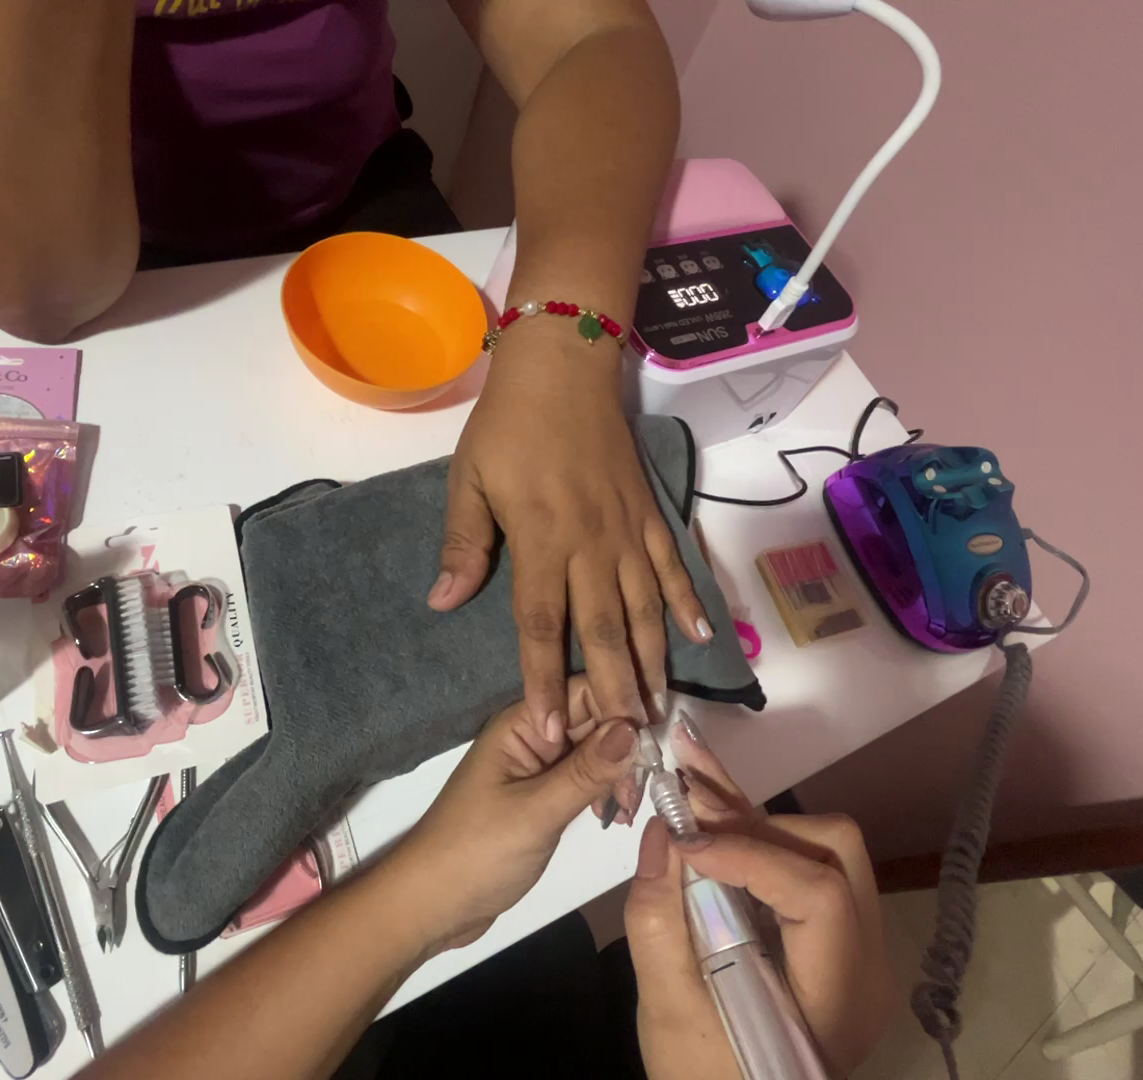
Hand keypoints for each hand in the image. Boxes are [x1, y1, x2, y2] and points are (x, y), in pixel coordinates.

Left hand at [380, 678, 638, 951]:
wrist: (432, 904)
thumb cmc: (476, 852)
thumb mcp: (536, 811)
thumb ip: (586, 770)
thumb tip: (635, 727)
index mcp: (523, 723)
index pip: (583, 691)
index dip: (623, 706)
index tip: (660, 739)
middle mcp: (532, 735)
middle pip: (592, 718)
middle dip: (627, 743)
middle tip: (657, 781)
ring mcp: (537, 766)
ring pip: (592, 750)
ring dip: (618, 770)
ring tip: (638, 804)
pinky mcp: (541, 795)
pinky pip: (582, 778)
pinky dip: (604, 790)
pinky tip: (619, 813)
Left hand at [430, 317, 711, 742]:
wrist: (563, 367)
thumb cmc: (507, 425)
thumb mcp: (469, 480)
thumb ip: (463, 543)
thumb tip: (444, 602)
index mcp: (540, 541)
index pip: (540, 625)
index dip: (544, 679)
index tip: (551, 729)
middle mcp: (590, 545)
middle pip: (602, 628)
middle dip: (612, 686)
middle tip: (628, 738)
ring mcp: (628, 530)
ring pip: (644, 606)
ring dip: (653, 659)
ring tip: (662, 705)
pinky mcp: (651, 512)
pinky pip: (672, 565)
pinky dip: (685, 602)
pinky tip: (699, 637)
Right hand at [624, 720, 895, 1077]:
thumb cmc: (706, 1078)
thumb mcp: (669, 1012)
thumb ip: (658, 922)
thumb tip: (660, 829)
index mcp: (842, 992)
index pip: (818, 893)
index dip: (748, 855)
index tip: (681, 843)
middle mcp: (866, 955)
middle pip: (831, 850)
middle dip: (753, 825)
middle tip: (685, 810)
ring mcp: (853, 936)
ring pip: (814, 841)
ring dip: (746, 816)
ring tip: (686, 786)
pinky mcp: (825, 924)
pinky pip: (795, 856)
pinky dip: (746, 827)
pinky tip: (701, 791)